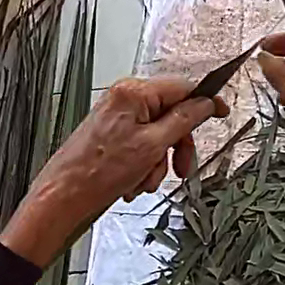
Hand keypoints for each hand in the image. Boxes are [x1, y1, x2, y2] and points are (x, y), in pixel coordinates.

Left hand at [0, 77, 229, 265]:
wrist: (64, 196)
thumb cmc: (98, 171)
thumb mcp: (153, 146)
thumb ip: (183, 120)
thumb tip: (205, 103)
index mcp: (134, 93)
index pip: (181, 88)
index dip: (203, 103)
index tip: (221, 113)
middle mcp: (124, 100)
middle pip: (171, 115)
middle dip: (177, 146)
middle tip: (181, 169)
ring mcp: (117, 118)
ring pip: (158, 136)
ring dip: (158, 163)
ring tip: (143, 181)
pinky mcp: (112, 136)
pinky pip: (141, 147)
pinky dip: (143, 166)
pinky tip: (132, 183)